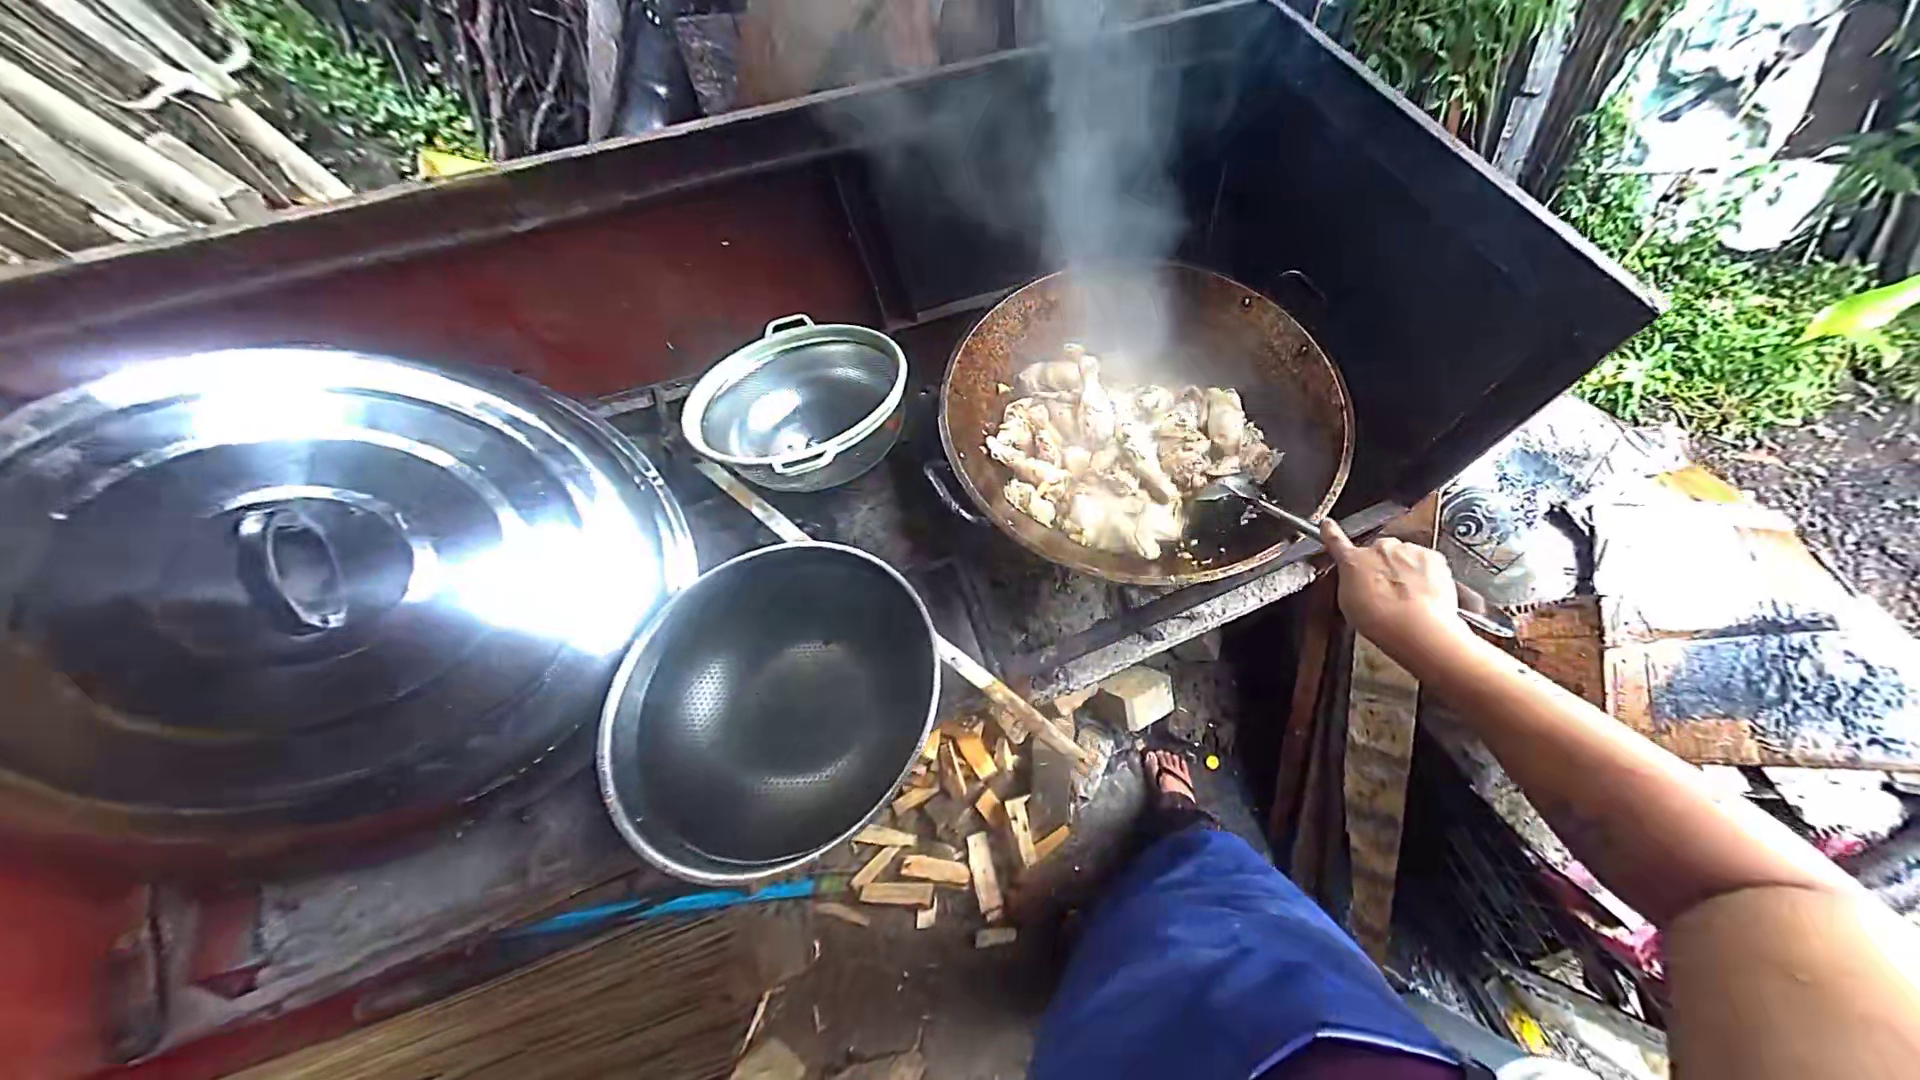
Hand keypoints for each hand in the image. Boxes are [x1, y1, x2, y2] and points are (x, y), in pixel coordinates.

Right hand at [1319, 518, 1464, 655]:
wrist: (1416, 627)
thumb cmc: (1380, 619)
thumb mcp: (1347, 603)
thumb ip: (1349, 581)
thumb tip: (1354, 577)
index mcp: (1352, 560)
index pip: (1335, 540)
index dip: (1330, 532)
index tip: (1328, 525)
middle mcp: (1379, 549)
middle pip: (1378, 550)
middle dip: (1380, 565)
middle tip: (1384, 590)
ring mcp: (1407, 551)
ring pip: (1403, 555)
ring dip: (1404, 570)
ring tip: (1406, 597)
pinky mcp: (1433, 557)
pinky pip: (1426, 561)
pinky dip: (1425, 574)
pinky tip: (1423, 594)